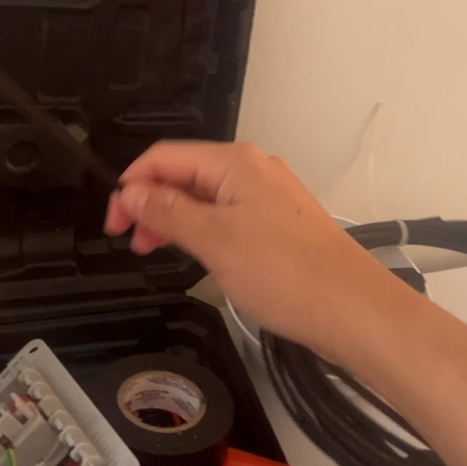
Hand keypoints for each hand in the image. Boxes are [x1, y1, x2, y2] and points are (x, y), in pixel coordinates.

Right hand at [103, 141, 403, 364]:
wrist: (353, 309)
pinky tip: (195, 252)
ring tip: (154, 249)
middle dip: (151, 201)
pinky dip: (202, 228)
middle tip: (130, 239)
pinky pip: (227, 213)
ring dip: (174, 217)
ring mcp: (268, 194)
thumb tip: (131, 192)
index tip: (113, 221)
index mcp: (235, 162)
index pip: (165, 156)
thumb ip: (168, 212)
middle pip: (185, 173)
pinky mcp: (278, 220)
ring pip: (205, 195)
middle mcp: (253, 169)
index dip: (131, 185)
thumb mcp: (214, 241)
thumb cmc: (290, 273)